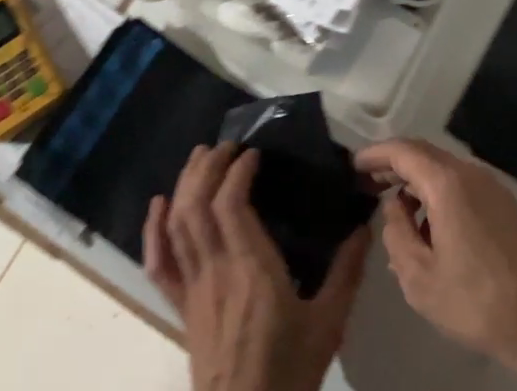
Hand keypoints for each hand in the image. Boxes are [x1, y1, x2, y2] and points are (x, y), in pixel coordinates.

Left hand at [145, 143, 370, 390]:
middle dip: (208, 167)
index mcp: (253, 269)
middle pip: (198, 204)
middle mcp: (216, 270)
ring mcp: (192, 287)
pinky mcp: (180, 306)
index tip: (254, 154)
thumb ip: (346, 272)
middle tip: (227, 146)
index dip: (237, 171)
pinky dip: (153, 229)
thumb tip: (363, 226)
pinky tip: (159, 204)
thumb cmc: (290, 369)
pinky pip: (158, 264)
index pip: (231, 204)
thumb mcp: (329, 322)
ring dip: (185, 183)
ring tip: (200, 158)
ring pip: (177, 223)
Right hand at [354, 139, 516, 390]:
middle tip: (367, 182)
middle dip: (394, 163)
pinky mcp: (504, 205)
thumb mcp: (418, 276)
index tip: (352, 166)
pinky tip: (427, 221)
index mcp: (448, 184)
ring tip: (393, 206)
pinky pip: (462, 183)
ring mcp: (493, 188)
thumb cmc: (475, 302)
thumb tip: (394, 206)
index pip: (403, 151)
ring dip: (416, 178)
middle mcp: (472, 174)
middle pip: (425, 152)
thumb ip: (396, 232)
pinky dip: (437, 190)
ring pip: (444, 167)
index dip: (374, 154)